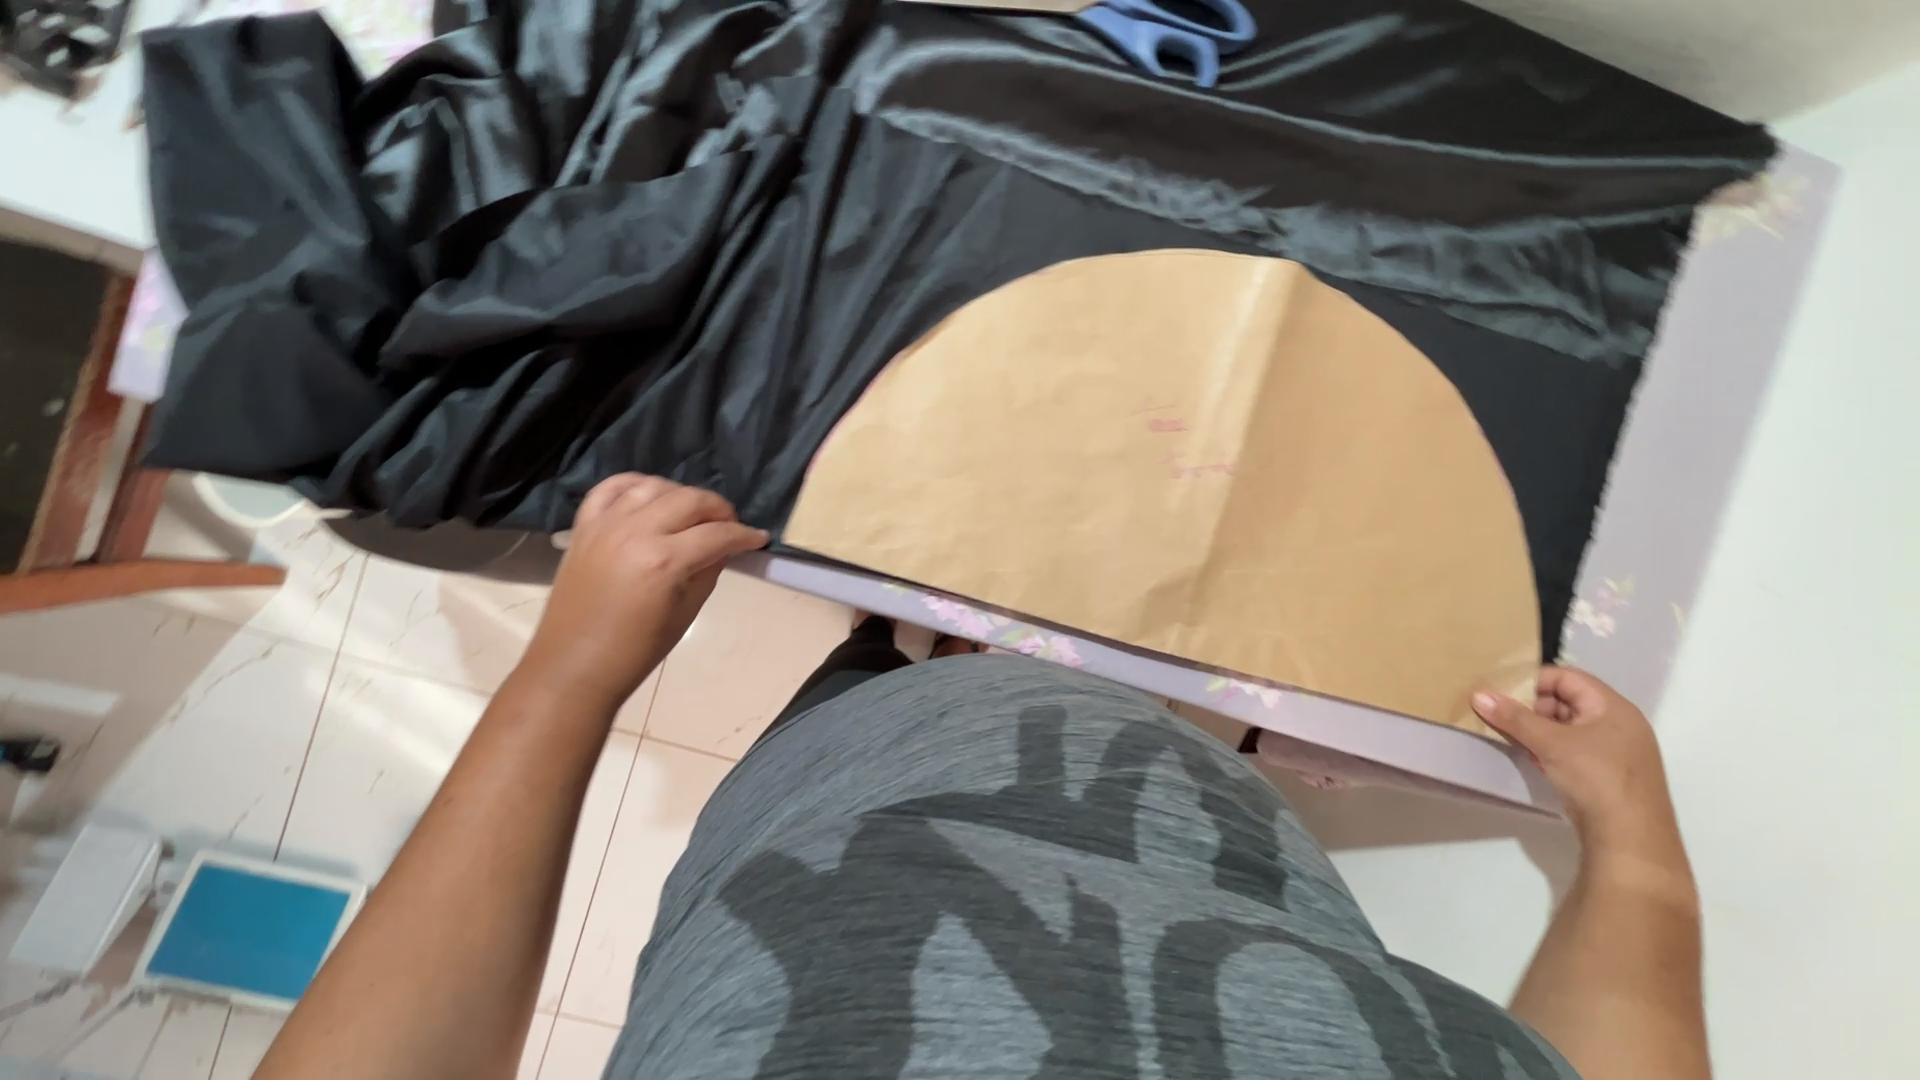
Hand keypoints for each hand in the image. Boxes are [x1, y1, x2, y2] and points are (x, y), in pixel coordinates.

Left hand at [516, 474, 767, 708]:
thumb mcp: (686, 612)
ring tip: (693, 514)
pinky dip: (635, 486)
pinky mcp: (584, 527)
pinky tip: (651, 497)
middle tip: (730, 526)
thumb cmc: (637, 649)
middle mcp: (635, 532)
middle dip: (719, 509)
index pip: (717, 534)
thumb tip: (723, 547)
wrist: (575, 665)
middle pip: (690, 500)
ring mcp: (605, 525)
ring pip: (654, 487)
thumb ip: (708, 571)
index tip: (758, 539)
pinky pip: (610, 488)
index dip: (744, 536)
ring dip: (681, 495)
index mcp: (664, 561)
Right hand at [1473, 668, 1691, 887]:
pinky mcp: (1605, 773)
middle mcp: (1617, 724)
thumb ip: (1513, 717)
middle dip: (1530, 707)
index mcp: (1613, 708)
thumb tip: (1478, 695)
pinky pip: (1571, 748)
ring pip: (1565, 727)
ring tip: (1509, 737)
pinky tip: (1531, 759)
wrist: (1631, 839)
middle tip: (1501, 717)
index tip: (1501, 694)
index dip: (1533, 681)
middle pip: (1565, 700)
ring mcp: (1613, 750)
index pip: (1567, 677)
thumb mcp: (1550, 743)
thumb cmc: (1596, 778)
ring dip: (1536, 729)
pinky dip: (1548, 748)